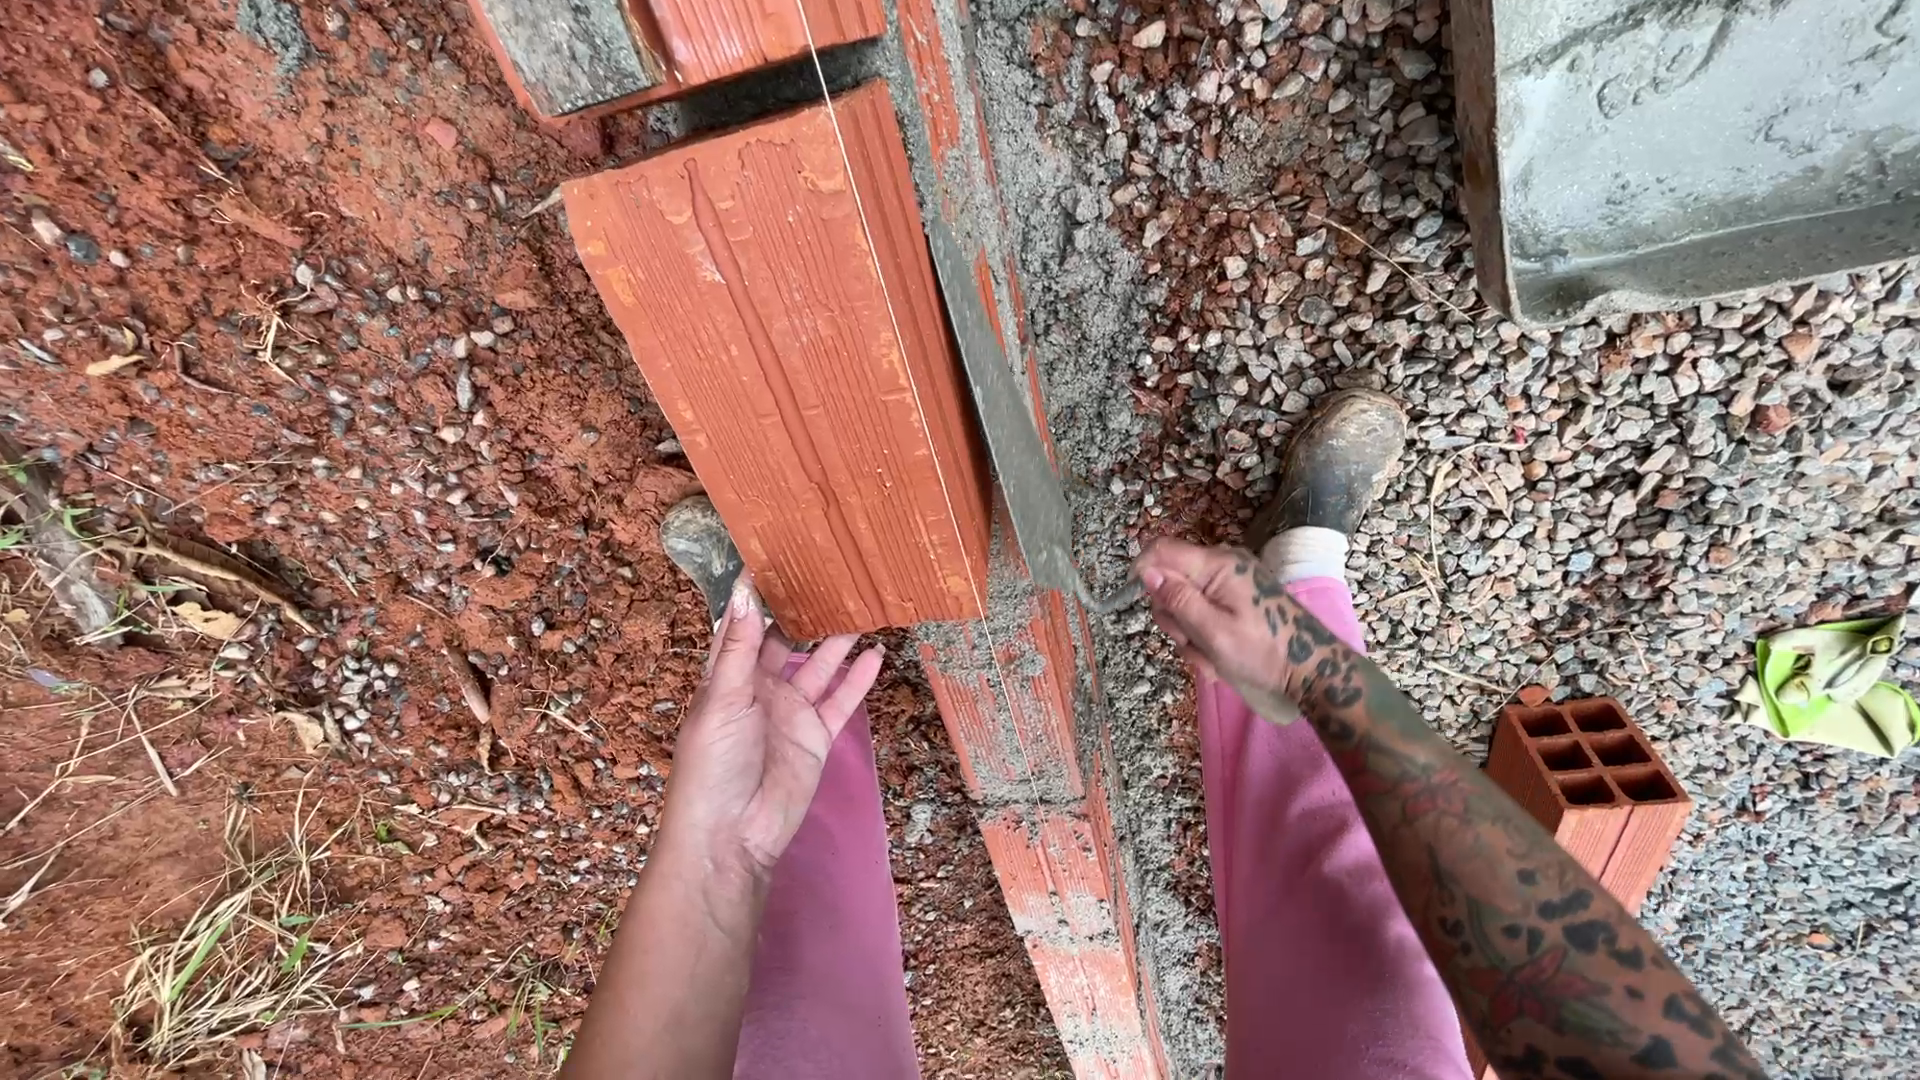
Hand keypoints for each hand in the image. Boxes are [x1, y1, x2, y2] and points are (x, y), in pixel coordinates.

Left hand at [660, 572, 884, 876]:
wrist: (732, 834)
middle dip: (806, 612)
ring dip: (839, 640)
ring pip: (821, 666)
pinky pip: (842, 699)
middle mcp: (762, 688)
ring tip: (862, 607)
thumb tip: (747, 591)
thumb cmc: (714, 763)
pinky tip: (877, 653)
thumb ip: (741, 648)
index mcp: (729, 677)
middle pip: (788, 641)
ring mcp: (792, 711)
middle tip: (831, 577)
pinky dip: (859, 678)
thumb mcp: (723, 699)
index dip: (759, 597)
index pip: (745, 627)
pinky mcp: (817, 734)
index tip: (777, 558)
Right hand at [1135, 538, 1329, 721]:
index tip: (1136, 601)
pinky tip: (1218, 658)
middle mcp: (1222, 567)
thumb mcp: (1214, 632)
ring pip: (1182, 602)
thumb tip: (1146, 572)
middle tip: (1191, 642)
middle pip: (1169, 580)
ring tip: (1210, 657)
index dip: (1141, 571)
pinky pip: (1200, 612)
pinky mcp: (1234, 600)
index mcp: (1218, 566)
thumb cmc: (1265, 654)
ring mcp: (1229, 584)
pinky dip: (1202, 638)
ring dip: (1188, 634)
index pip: (1161, 550)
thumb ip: (1178, 600)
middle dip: (1172, 616)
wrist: (1312, 674)